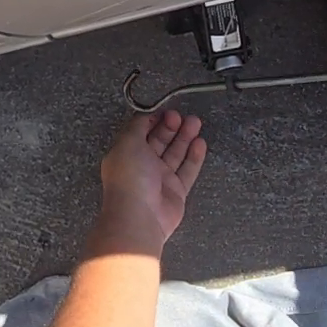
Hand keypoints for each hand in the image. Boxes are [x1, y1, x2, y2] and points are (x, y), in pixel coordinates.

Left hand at [89, 111, 207, 256]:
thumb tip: (145, 115)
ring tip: (195, 123)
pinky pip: (187, 170)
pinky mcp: (176, 191)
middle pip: (160, 140)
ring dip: (185, 137)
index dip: (154, 119)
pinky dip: (194, 156)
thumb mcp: (128, 141)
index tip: (166, 110)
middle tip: (182, 116)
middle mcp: (142, 165)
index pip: (141, 131)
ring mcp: (159, 178)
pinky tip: (200, 143)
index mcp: (126, 152)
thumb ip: (138, 125)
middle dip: (171, 126)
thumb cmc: (129, 179)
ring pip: (175, 153)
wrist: (140, 216)